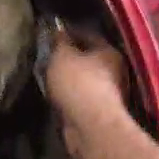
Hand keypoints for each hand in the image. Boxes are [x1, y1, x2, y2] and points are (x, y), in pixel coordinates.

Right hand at [40, 24, 132, 158]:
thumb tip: (58, 30)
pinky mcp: (97, 112)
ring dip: (65, 78)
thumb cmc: (79, 83)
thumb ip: (59, 41)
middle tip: (46, 54)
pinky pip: (78, 96)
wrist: (90, 127)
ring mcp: (107, 94)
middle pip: (85, 58)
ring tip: (45, 75)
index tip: (50, 33)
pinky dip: (67, 95)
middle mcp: (113, 71)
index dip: (67, 32)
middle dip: (66, 57)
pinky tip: (52, 93)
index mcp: (109, 52)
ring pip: (81, 79)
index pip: (87, 34)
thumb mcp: (62, 55)